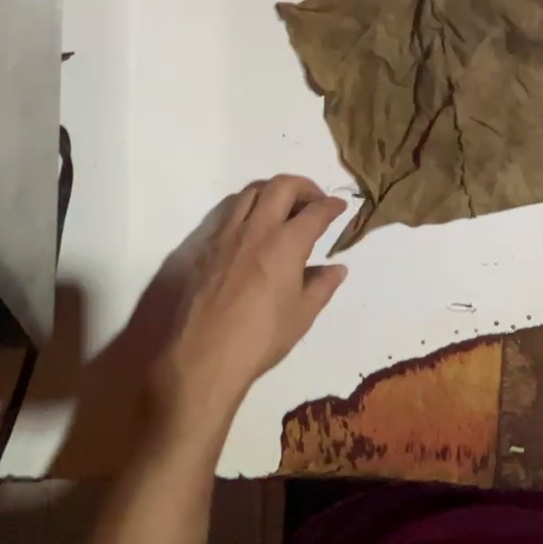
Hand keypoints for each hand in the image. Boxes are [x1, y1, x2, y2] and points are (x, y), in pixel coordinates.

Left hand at [152, 176, 349, 430]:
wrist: (202, 358)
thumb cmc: (259, 339)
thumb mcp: (302, 315)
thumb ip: (322, 285)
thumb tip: (337, 268)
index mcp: (286, 244)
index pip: (315, 211)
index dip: (332, 206)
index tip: (340, 207)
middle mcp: (256, 229)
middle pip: (281, 185)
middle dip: (304, 186)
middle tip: (314, 201)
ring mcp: (226, 234)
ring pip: (251, 192)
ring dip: (272, 192)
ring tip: (283, 209)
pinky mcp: (205, 246)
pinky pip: (229, 212)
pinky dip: (248, 209)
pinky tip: (253, 231)